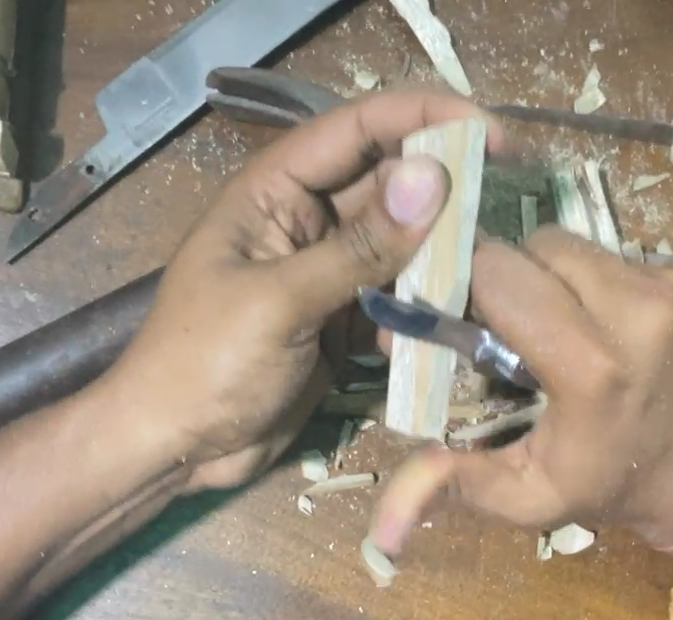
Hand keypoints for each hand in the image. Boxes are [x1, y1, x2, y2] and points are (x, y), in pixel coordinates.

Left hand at [109, 91, 500, 491]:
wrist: (178, 446)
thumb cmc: (205, 363)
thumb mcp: (281, 301)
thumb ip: (358, 248)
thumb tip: (433, 182)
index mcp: (274, 193)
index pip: (357, 132)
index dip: (425, 120)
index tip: (492, 135)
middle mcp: (304, 225)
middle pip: (387, 192)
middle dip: (440, 204)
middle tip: (494, 225)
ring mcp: (323, 278)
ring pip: (397, 254)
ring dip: (434, 269)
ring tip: (473, 288)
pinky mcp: (338, 327)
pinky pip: (391, 308)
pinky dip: (414, 321)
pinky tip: (429, 342)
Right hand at [372, 229, 672, 552]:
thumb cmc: (608, 487)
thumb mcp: (525, 499)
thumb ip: (452, 487)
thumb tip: (380, 530)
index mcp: (593, 368)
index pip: (500, 275)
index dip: (466, 287)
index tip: (459, 318)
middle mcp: (641, 310)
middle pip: (536, 248)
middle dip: (509, 280)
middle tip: (510, 328)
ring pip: (578, 245)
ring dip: (555, 280)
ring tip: (562, 330)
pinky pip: (621, 254)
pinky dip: (601, 283)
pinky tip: (609, 328)